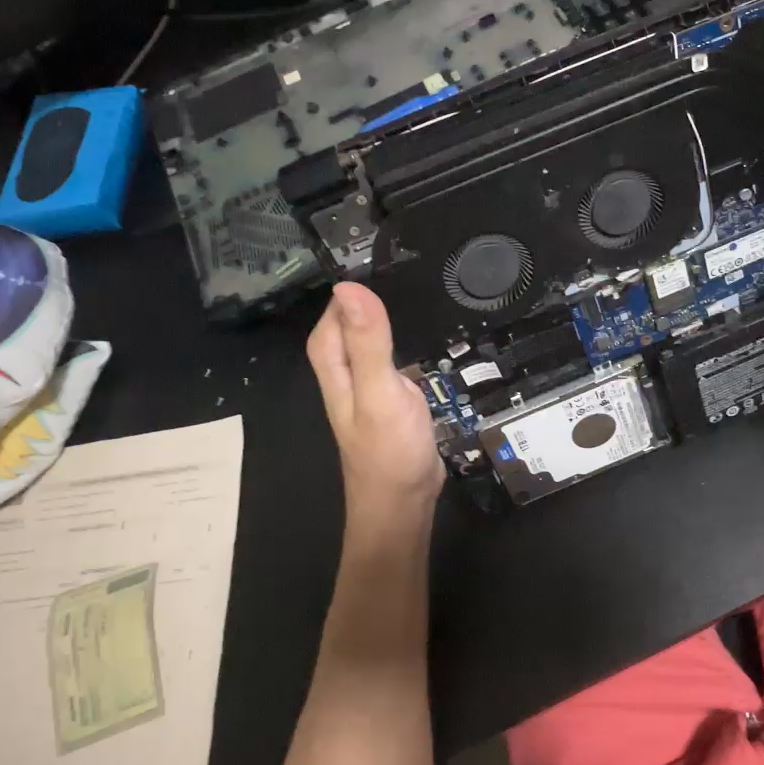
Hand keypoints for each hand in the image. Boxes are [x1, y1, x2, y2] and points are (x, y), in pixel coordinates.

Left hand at [306, 281, 444, 512]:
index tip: (380, 257)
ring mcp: (370, 390)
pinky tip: (429, 338)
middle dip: (370, 299)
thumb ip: (368, 342)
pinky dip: (405, 345)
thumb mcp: (379, 391)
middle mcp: (347, 374)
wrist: (403, 506)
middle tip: (408, 268)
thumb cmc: (388, 450)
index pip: (334, 314)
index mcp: (335, 366)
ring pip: (372, 343)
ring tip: (420, 293)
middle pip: (351, 326)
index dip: (350, 289)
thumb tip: (349, 287)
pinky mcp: (393, 402)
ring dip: (388, 321)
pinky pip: (393, 362)